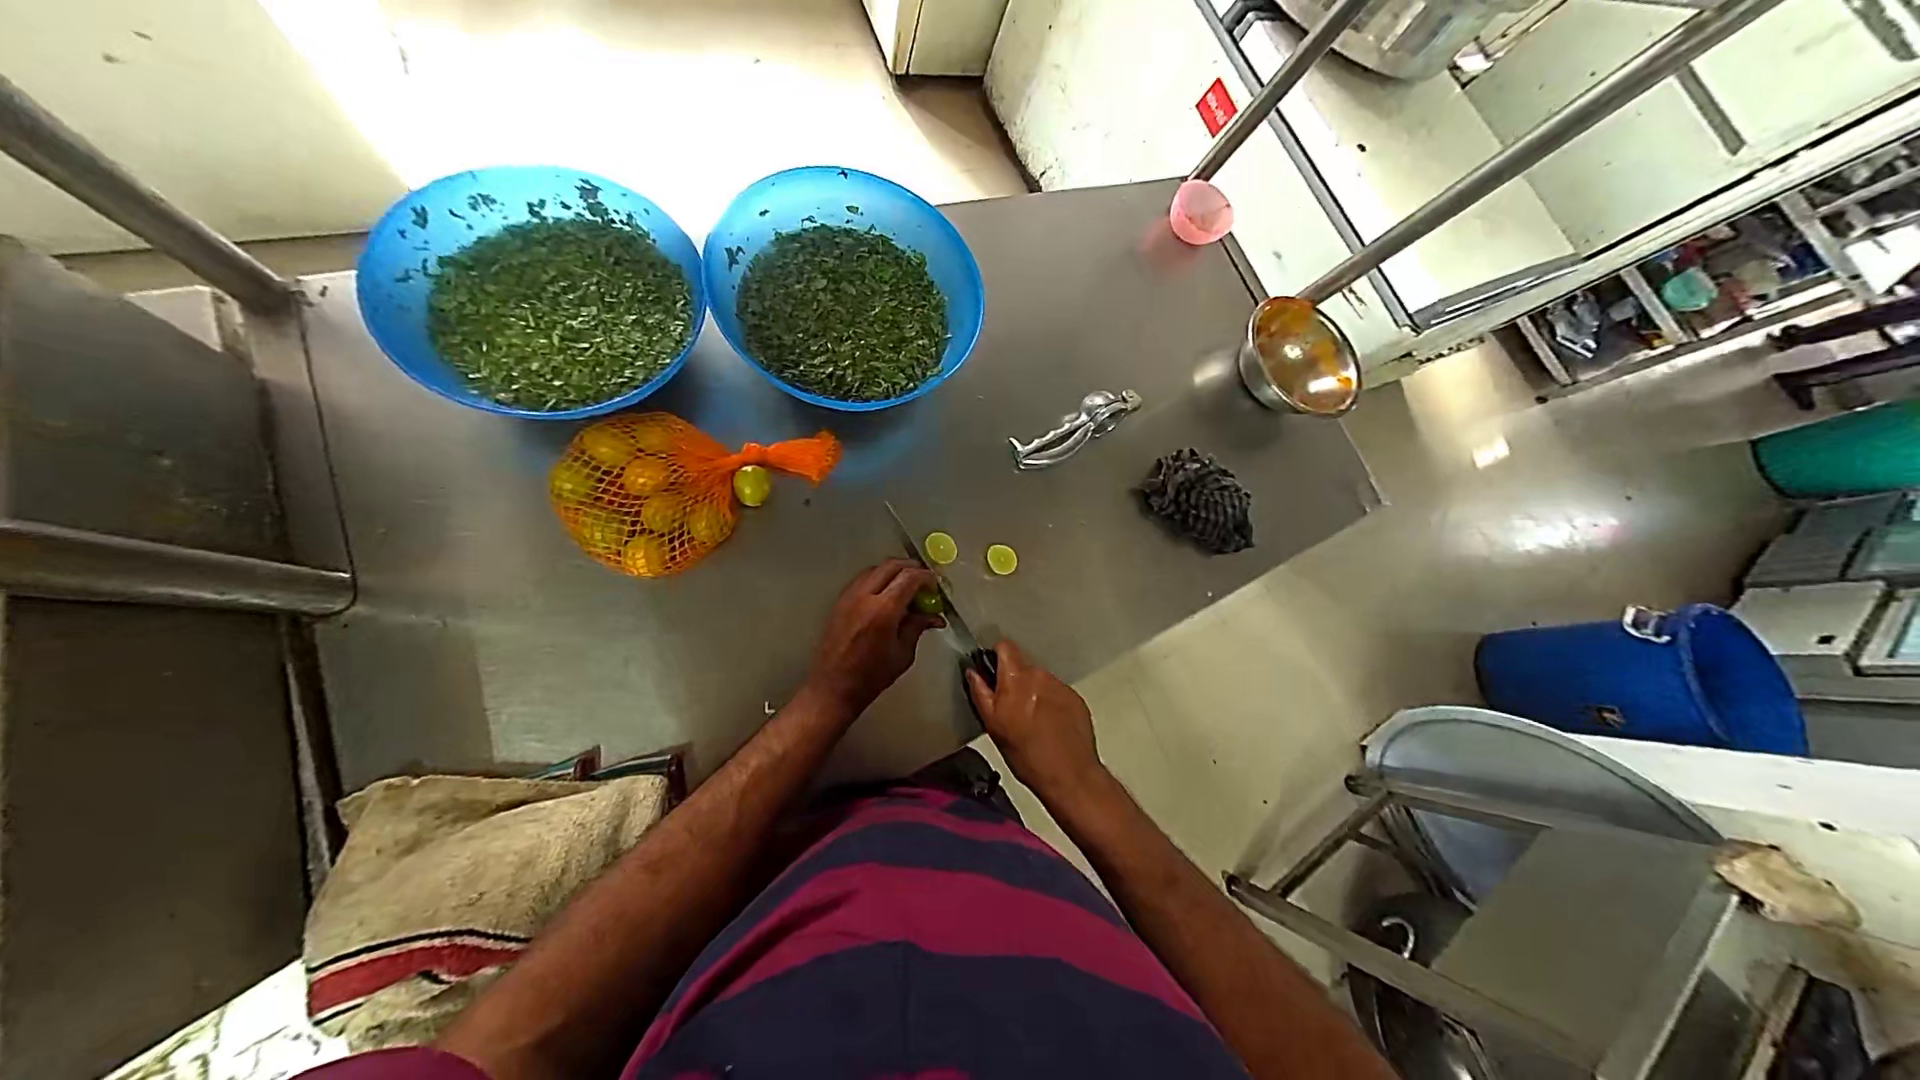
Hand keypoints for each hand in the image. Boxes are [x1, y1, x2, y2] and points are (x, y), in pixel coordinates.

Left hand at [807, 559, 944, 713]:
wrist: (833, 687)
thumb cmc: (870, 677)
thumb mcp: (903, 653)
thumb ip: (917, 627)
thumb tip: (932, 615)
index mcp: (883, 611)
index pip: (909, 578)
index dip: (926, 577)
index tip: (935, 584)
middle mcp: (864, 597)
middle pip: (891, 566)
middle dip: (911, 568)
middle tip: (923, 581)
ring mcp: (848, 598)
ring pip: (874, 569)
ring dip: (893, 572)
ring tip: (906, 587)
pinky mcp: (839, 603)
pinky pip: (861, 580)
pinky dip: (877, 579)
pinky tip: (886, 596)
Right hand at [966, 640, 1102, 794]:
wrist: (1068, 775)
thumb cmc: (1027, 756)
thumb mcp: (993, 726)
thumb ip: (981, 693)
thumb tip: (973, 672)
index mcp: (1017, 679)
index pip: (1006, 647)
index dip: (997, 654)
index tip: (993, 669)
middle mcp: (1041, 676)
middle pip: (1023, 667)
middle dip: (1016, 683)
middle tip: (1013, 710)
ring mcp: (1061, 686)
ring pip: (1040, 681)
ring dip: (1035, 694)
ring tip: (1033, 722)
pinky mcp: (1076, 698)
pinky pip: (1057, 693)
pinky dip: (1052, 704)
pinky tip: (1050, 726)